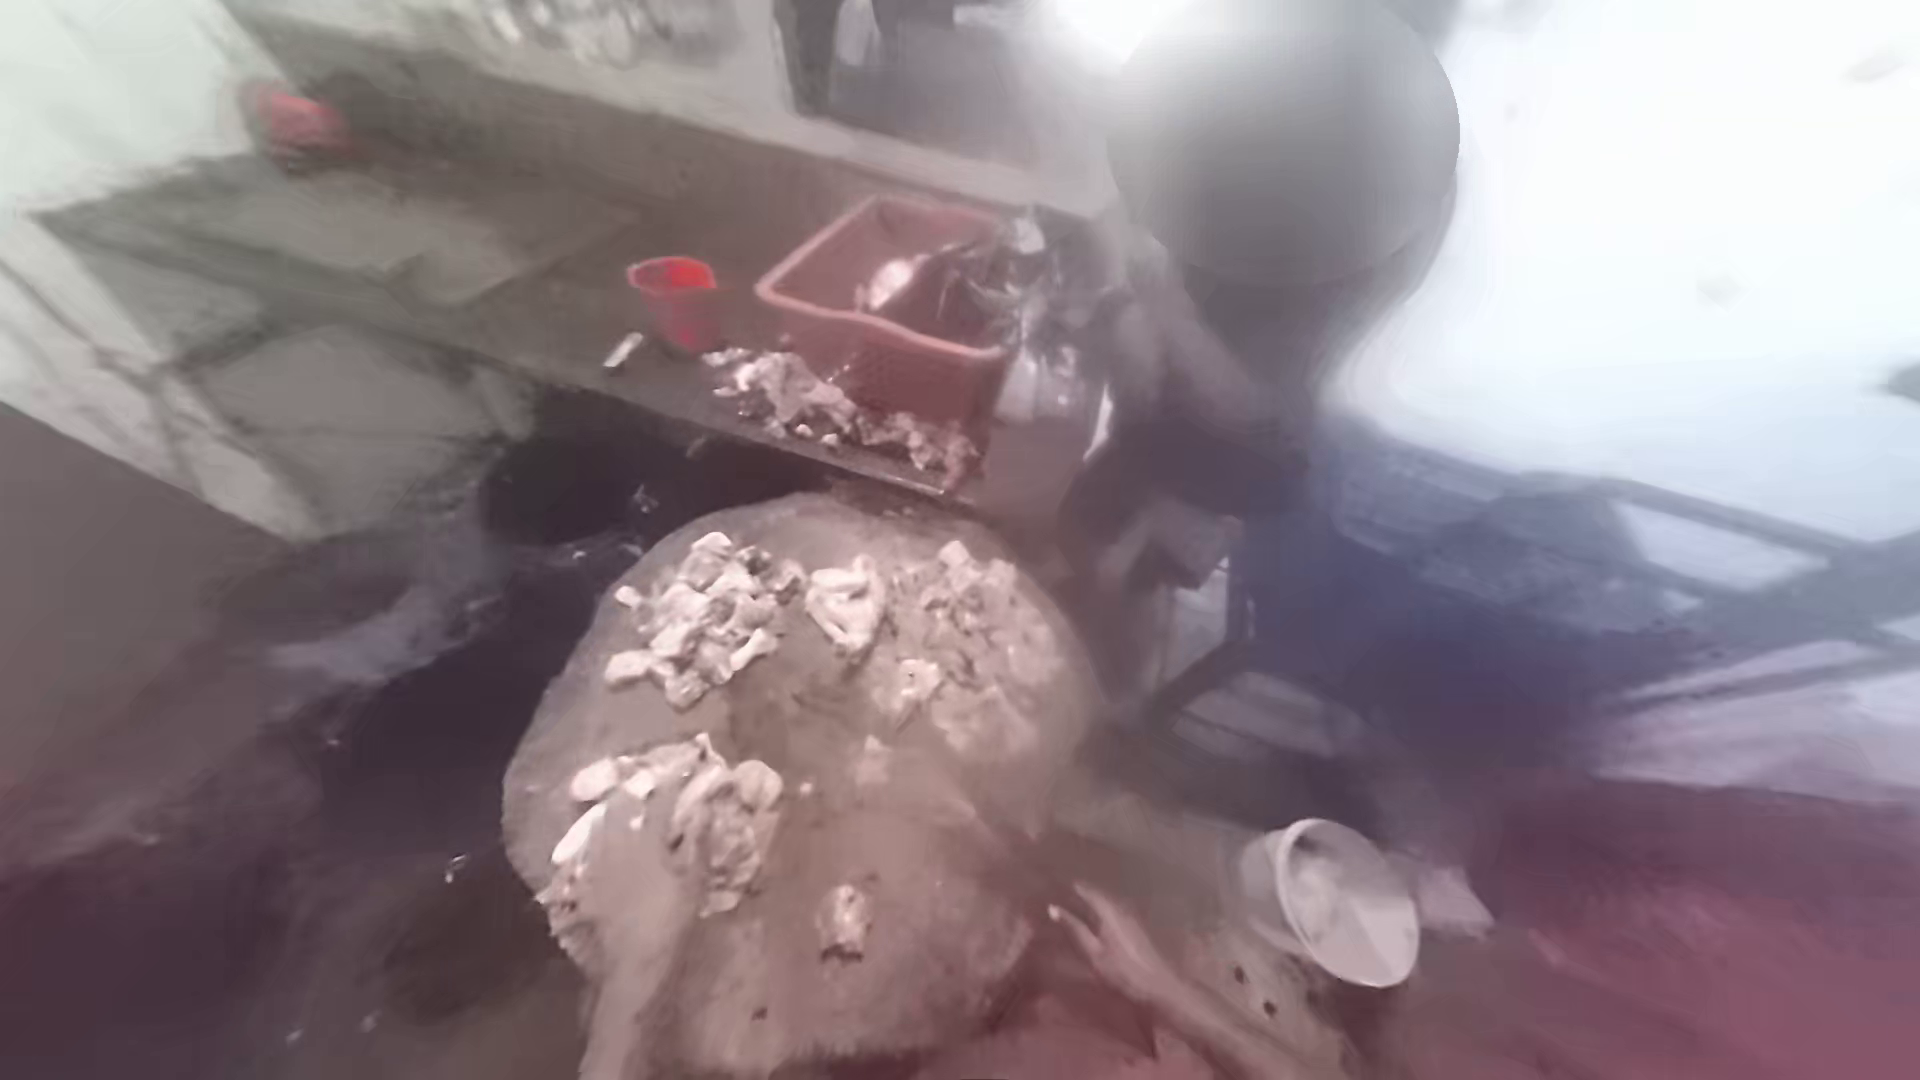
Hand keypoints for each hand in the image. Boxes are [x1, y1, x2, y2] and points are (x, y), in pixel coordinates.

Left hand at [558, 774, 700, 977]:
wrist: (632, 965)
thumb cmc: (671, 919)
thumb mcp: (694, 879)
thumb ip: (698, 840)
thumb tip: (704, 807)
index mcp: (648, 844)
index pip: (660, 803)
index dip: (670, 783)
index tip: (680, 766)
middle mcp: (618, 849)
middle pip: (619, 811)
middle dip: (629, 792)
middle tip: (638, 782)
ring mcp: (597, 870)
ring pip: (596, 831)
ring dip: (607, 814)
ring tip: (614, 805)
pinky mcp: (584, 891)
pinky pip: (583, 859)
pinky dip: (590, 845)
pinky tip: (594, 845)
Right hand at [1051, 883, 1183, 1007]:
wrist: (1160, 988)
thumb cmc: (1123, 971)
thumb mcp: (1093, 953)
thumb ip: (1074, 928)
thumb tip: (1052, 907)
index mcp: (1106, 908)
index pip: (1083, 888)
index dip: (1067, 886)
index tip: (1051, 884)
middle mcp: (1117, 906)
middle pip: (1093, 893)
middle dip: (1076, 892)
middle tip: (1057, 893)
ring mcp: (1127, 916)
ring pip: (1101, 902)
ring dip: (1086, 901)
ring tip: (1069, 904)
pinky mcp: (1133, 927)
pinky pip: (1109, 910)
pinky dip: (1096, 910)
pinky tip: (1090, 920)